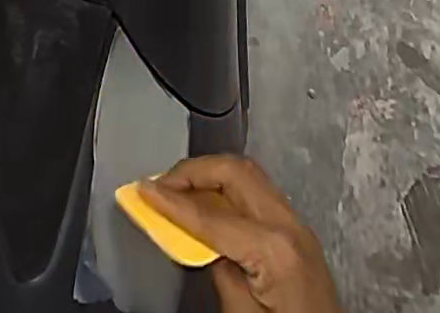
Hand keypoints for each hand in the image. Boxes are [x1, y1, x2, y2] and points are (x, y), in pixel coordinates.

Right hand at [138, 155, 342, 312]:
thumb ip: (217, 267)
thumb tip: (196, 236)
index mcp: (274, 248)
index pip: (211, 215)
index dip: (171, 201)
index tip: (141, 189)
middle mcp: (289, 225)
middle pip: (235, 171)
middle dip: (193, 171)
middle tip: (161, 185)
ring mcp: (298, 225)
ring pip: (247, 174)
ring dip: (210, 175)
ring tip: (179, 190)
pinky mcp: (298, 232)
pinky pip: (256, 192)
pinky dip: (226, 188)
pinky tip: (206, 204)